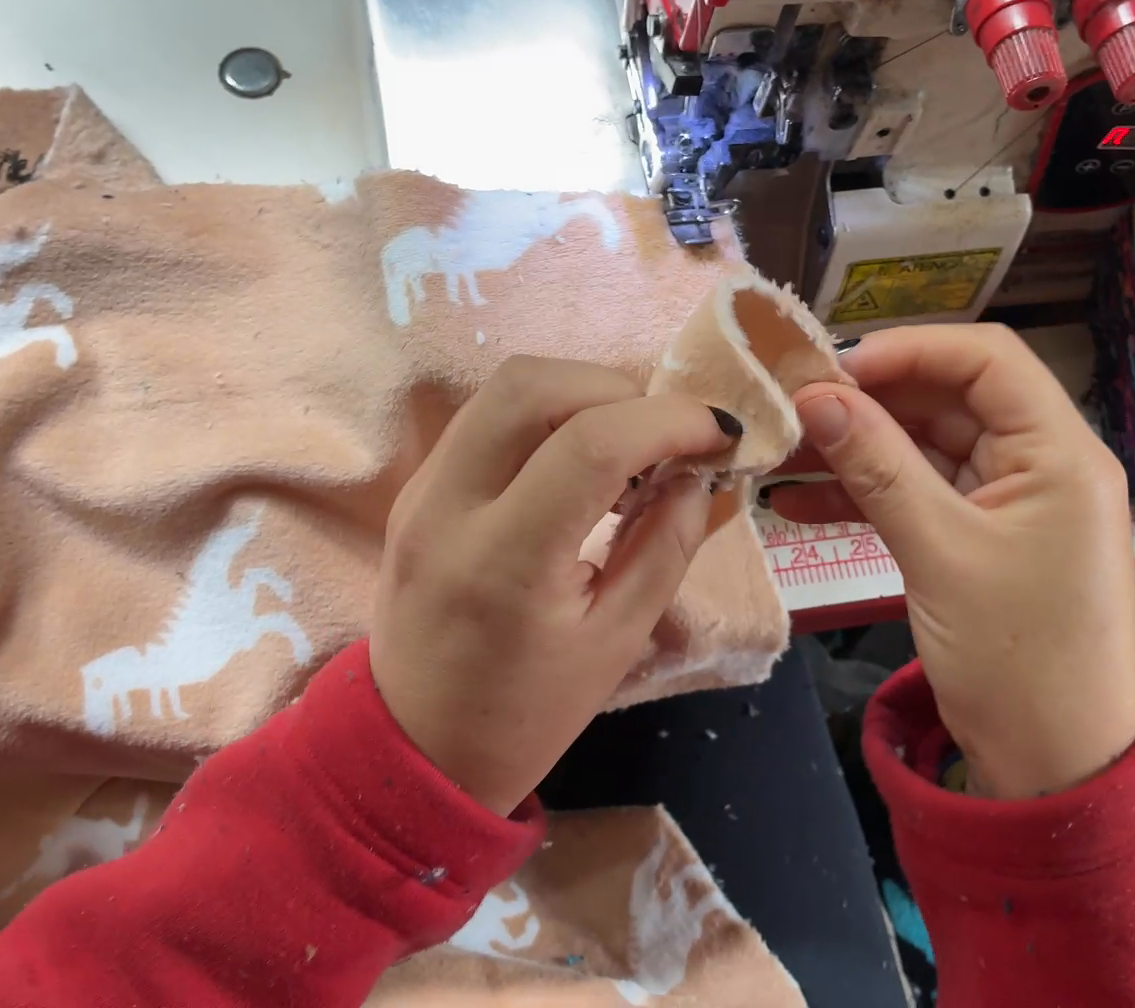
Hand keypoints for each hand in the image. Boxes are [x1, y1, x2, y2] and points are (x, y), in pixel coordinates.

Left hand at [370, 357, 735, 815]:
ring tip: (628, 447)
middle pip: (531, 385)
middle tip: (665, 436)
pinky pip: (486, 419)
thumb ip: (667, 545)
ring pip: (504, 390)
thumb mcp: (618, 641)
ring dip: (581, 396)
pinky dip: (546, 417)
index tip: (719, 432)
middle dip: (617, 389)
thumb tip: (695, 472)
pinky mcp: (416, 489)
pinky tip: (579, 462)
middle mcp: (447, 505)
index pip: (591, 444)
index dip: (668, 420)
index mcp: (504, 560)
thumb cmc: (527, 713)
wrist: (415, 749)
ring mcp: (421, 490)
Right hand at [770, 326, 1134, 799]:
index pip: (985, 358)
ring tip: (780, 454)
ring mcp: (1005, 501)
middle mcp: (1038, 462)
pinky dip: (862, 497)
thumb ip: (876, 466)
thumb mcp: (938, 552)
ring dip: (853, 451)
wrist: (1050, 762)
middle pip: (945, 401)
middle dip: (866, 402)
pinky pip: (914, 496)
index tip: (832, 369)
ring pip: (921, 450)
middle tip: (790, 409)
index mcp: (1058, 451)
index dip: (907, 350)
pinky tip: (796, 504)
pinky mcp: (976, 537)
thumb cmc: (1013, 655)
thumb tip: (815, 396)